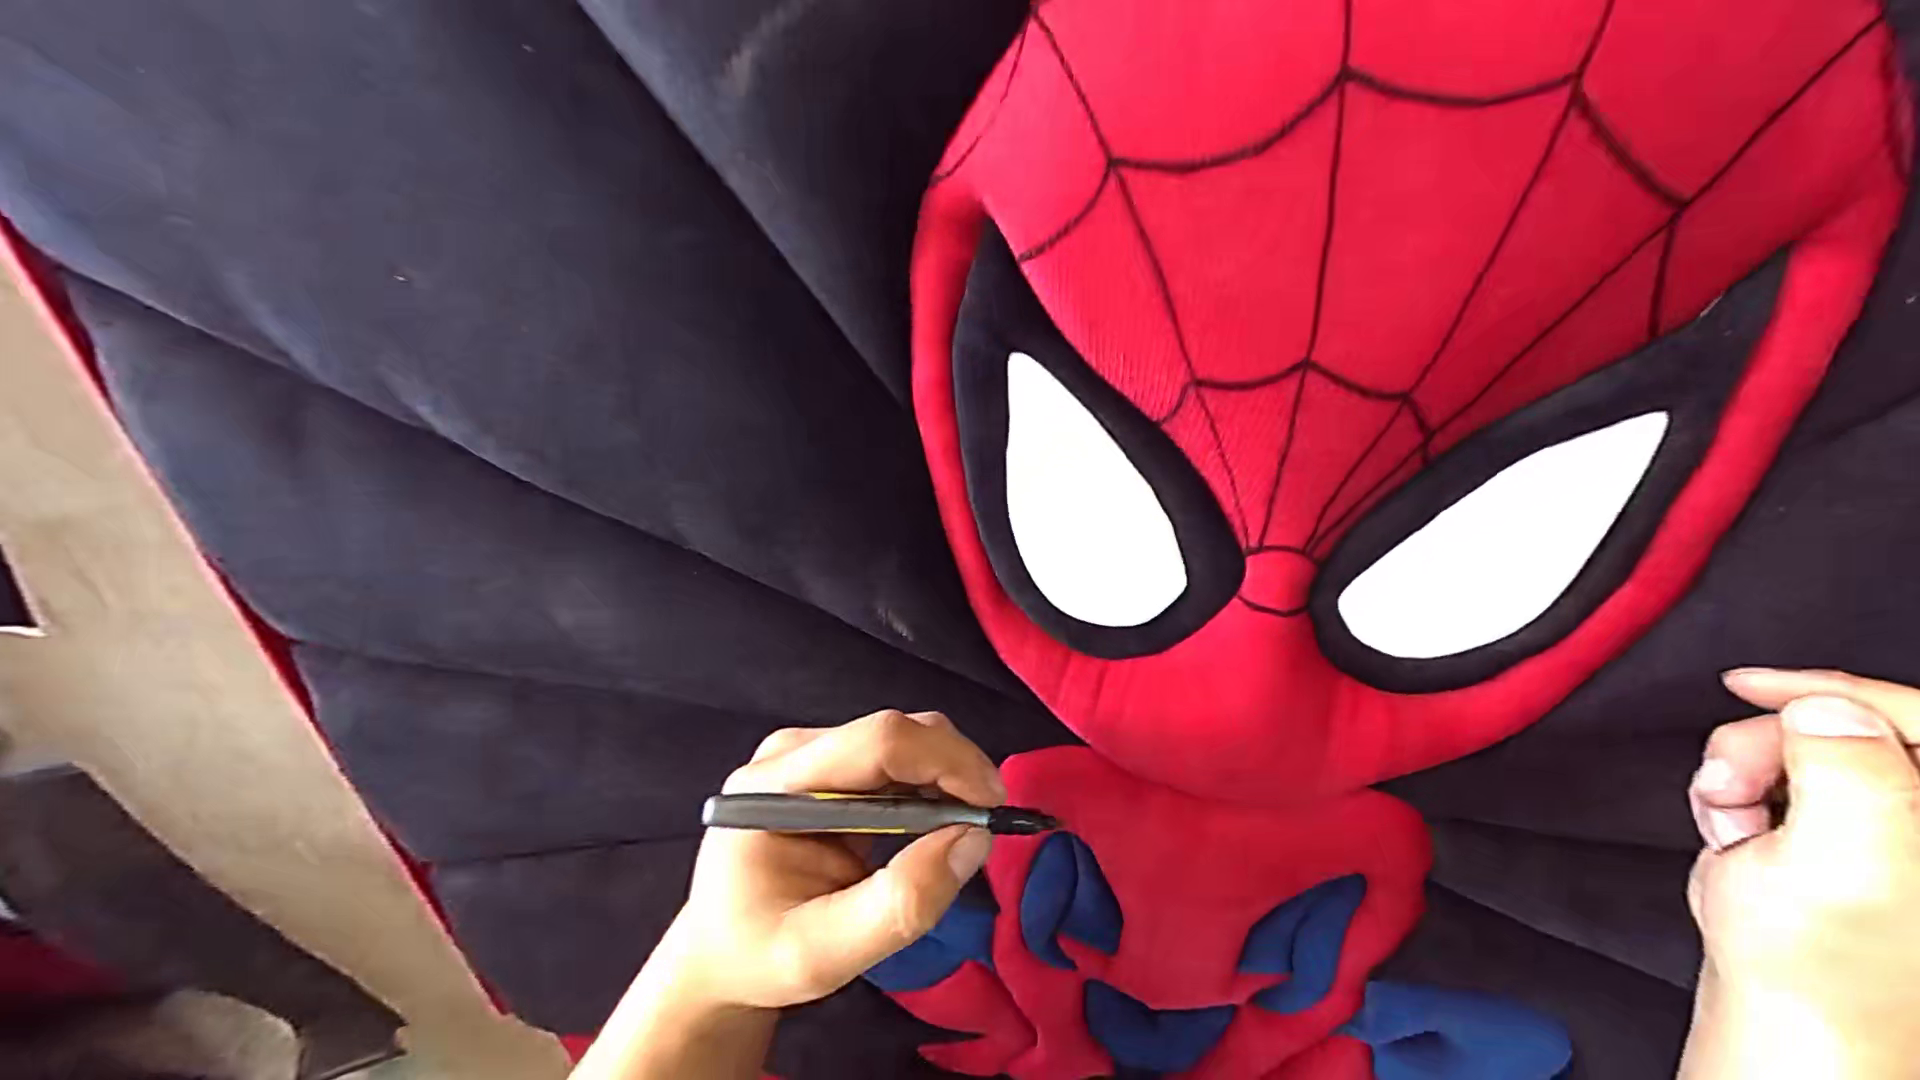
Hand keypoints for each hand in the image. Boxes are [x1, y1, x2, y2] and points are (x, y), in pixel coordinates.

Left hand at [571, 709, 1003, 1079]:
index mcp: (773, 787)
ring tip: (961, 831)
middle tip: (988, 825)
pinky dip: (933, 784)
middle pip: (897, 731)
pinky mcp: (833, 763)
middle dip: (956, 769)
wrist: (721, 949)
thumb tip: (972, 841)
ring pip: (906, 738)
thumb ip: (898, 906)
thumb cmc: (759, 956)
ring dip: (948, 777)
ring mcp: (813, 752)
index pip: (876, 742)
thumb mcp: (821, 956)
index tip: (992, 805)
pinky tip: (937, 822)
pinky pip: (899, 758)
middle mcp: (794, 752)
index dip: (945, 762)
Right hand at [1681, 668, 1919, 1078]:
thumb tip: (1828, 711)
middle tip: (1734, 793)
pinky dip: (1746, 793)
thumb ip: (1851, 778)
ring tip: (1737, 825)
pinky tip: (1744, 830)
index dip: (1837, 692)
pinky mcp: (1857, 833)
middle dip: (1765, 753)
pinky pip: (1786, 776)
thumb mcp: (1835, 865)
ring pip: (1805, 751)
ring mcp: (1901, 832)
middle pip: (1845, 731)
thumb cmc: (1814, 961)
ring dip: (1745, 777)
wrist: (1785, 1005)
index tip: (1756, 686)